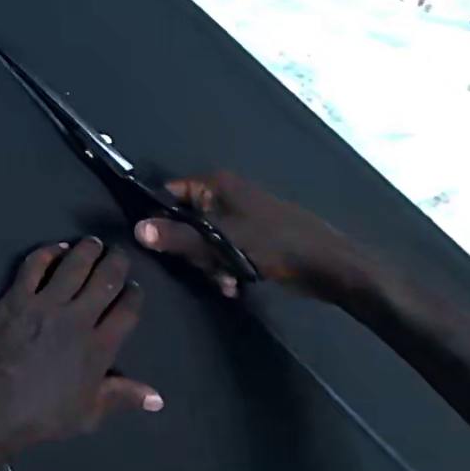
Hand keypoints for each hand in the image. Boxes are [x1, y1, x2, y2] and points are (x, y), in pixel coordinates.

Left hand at [0, 238, 160, 464]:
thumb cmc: (41, 415)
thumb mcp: (87, 414)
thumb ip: (120, 397)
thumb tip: (157, 396)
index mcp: (98, 348)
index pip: (126, 312)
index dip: (134, 296)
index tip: (135, 287)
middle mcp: (77, 318)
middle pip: (104, 280)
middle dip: (116, 262)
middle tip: (119, 252)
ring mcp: (45, 303)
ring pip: (73, 265)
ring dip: (86, 250)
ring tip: (93, 242)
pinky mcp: (17, 296)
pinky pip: (34, 265)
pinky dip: (47, 252)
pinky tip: (56, 247)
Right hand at [133, 171, 367, 300]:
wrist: (332, 267)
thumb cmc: (275, 244)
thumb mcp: (222, 242)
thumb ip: (177, 237)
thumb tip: (137, 230)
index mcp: (215, 185)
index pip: (169, 193)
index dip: (160, 217)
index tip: (158, 241)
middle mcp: (224, 196)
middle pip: (185, 221)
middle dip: (192, 249)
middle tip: (204, 265)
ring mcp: (239, 217)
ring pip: (204, 240)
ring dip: (209, 263)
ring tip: (224, 280)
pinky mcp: (252, 238)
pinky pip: (223, 250)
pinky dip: (224, 267)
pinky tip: (234, 285)